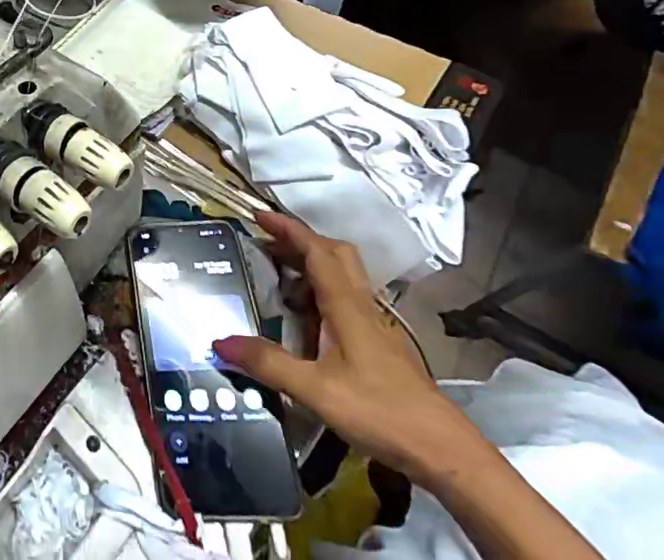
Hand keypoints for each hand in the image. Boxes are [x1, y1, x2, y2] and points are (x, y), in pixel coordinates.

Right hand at [212, 212, 494, 482]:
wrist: (442, 449)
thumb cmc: (380, 411)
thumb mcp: (315, 390)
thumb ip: (268, 364)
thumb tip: (220, 342)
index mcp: (346, 306)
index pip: (316, 251)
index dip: (287, 229)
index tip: (259, 214)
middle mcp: (362, 306)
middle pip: (335, 254)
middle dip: (301, 241)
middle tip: (268, 244)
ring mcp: (375, 325)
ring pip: (344, 276)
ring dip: (312, 265)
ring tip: (279, 279)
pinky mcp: (380, 344)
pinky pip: (347, 300)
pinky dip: (321, 293)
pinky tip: (307, 320)